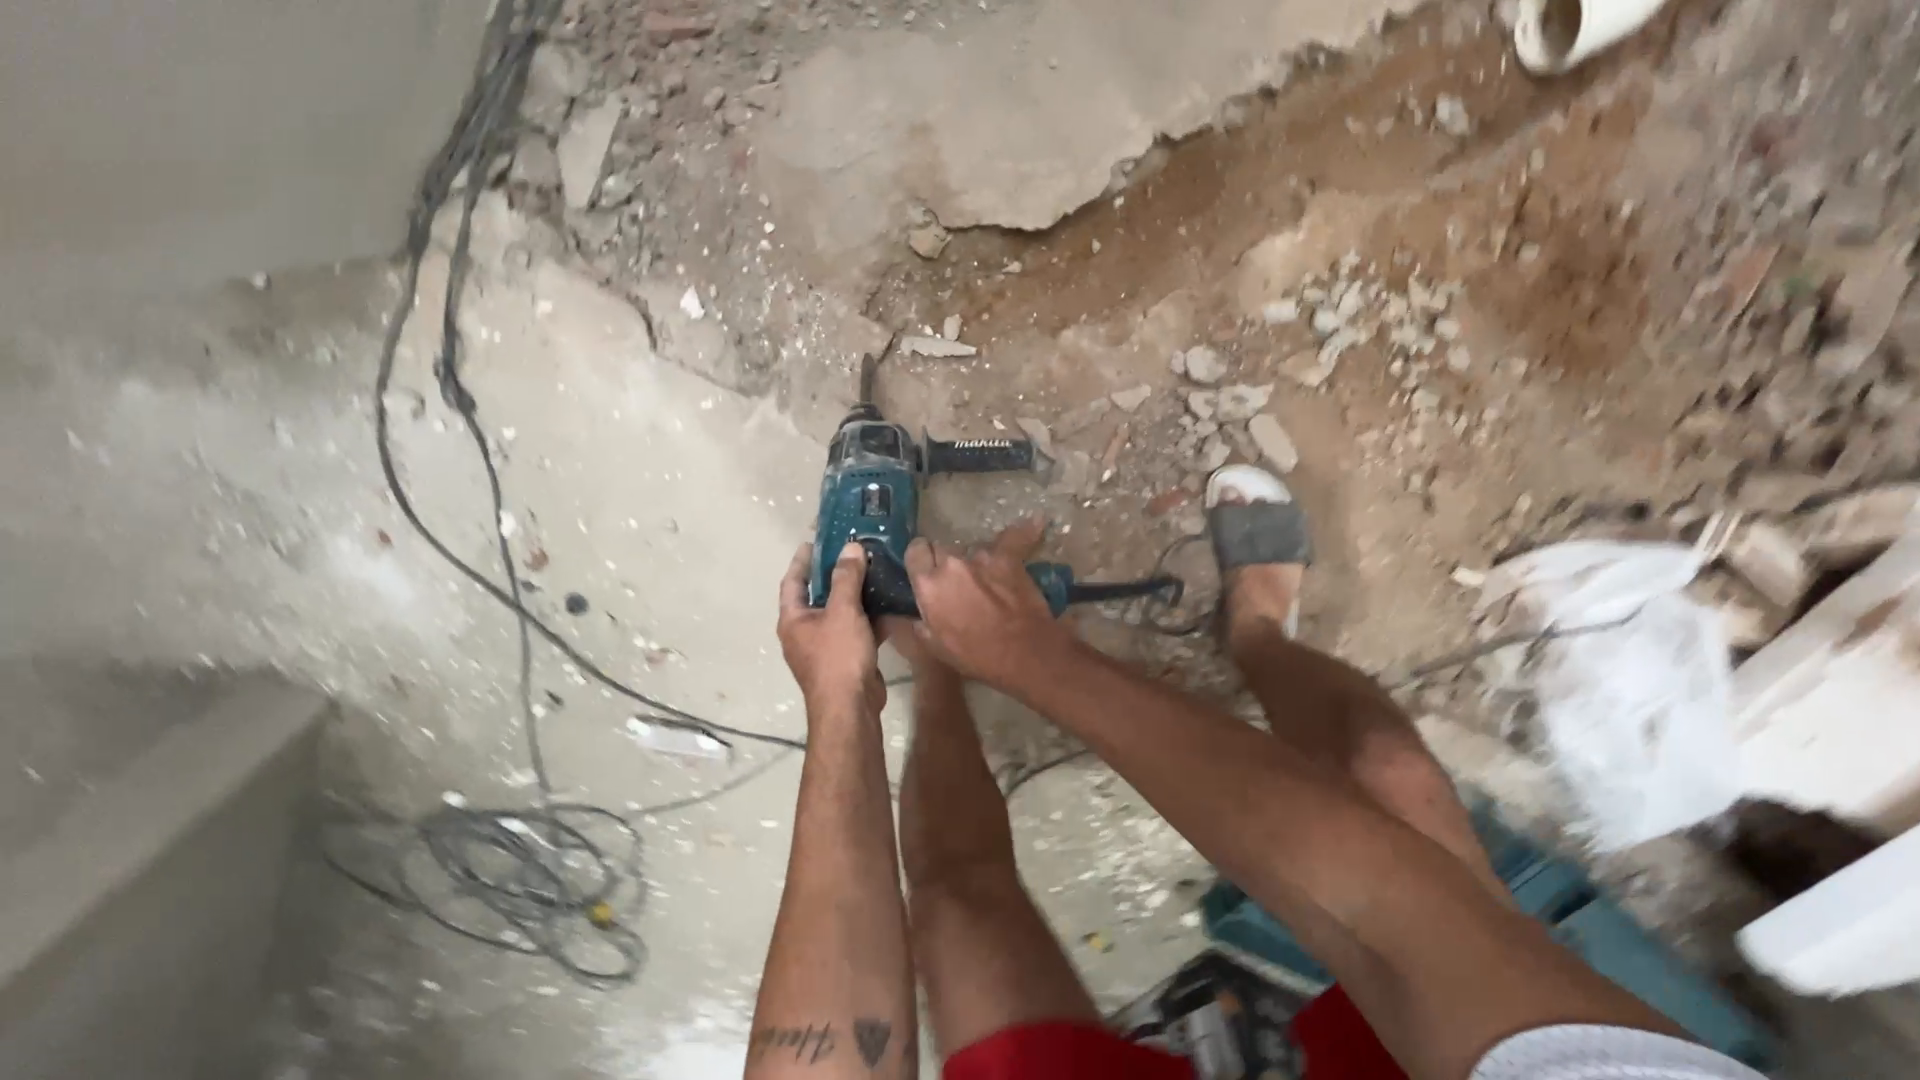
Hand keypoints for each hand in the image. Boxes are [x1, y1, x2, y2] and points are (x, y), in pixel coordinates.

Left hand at [778, 543, 883, 717]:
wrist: (850, 707)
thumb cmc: (838, 656)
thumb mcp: (843, 611)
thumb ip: (846, 578)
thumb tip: (850, 547)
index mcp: (793, 619)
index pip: (793, 582)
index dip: (802, 560)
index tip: (814, 541)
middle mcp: (805, 632)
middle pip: (818, 596)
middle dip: (835, 575)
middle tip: (853, 553)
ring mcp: (826, 647)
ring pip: (841, 614)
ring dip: (856, 596)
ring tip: (875, 572)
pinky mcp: (847, 659)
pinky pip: (857, 631)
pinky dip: (870, 618)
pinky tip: (889, 604)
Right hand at [903, 519, 1072, 687]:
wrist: (1022, 653)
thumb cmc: (976, 656)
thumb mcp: (935, 648)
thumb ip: (919, 624)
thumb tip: (911, 616)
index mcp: (928, 584)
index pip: (915, 550)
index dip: (921, 558)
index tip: (927, 569)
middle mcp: (951, 563)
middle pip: (943, 548)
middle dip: (947, 562)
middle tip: (958, 583)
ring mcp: (982, 557)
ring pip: (972, 548)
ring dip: (976, 561)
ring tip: (988, 579)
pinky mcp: (1010, 557)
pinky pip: (1014, 537)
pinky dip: (1023, 532)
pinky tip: (1037, 521)